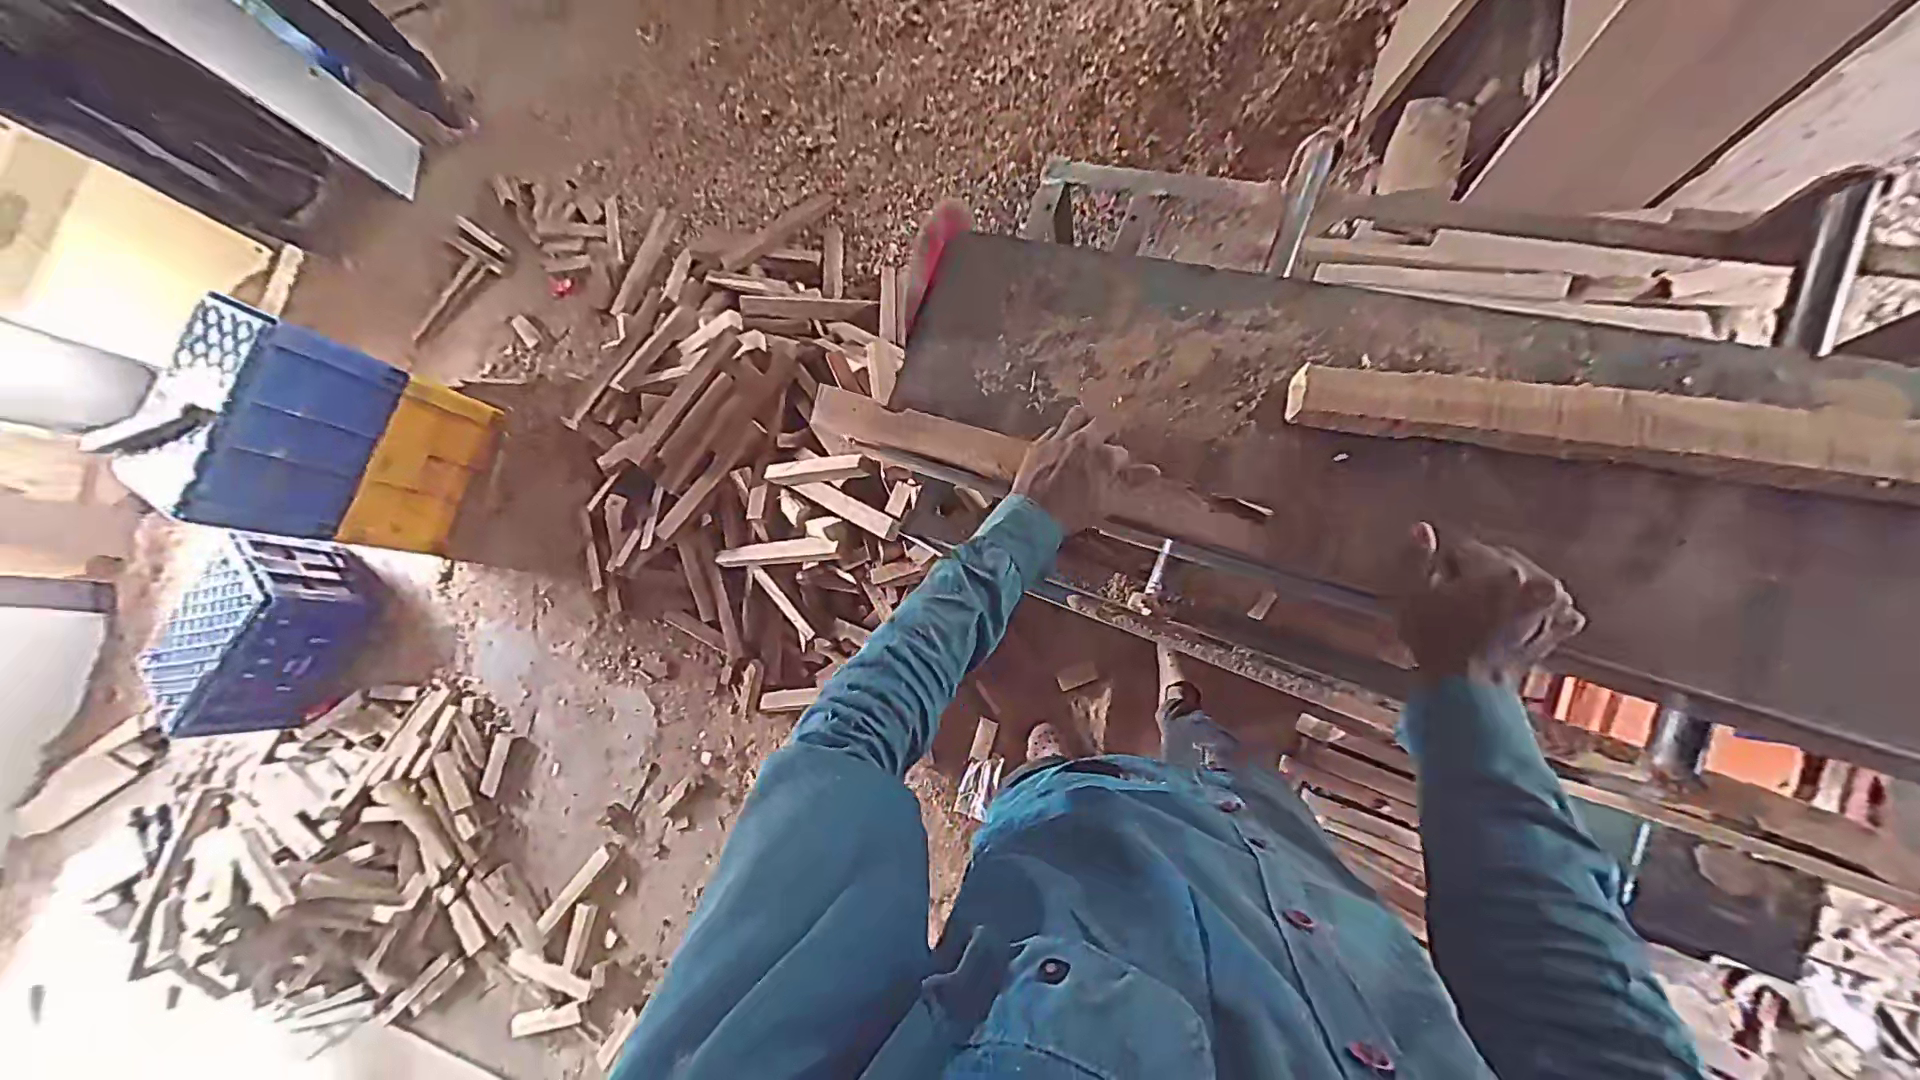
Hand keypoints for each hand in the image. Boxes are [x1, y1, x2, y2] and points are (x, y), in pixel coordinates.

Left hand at [1011, 406, 1157, 534]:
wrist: (1033, 516)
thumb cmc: (1072, 512)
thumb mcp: (1107, 501)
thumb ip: (1130, 481)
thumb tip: (1155, 471)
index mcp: (1104, 456)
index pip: (1121, 452)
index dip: (1120, 462)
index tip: (1116, 470)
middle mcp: (1084, 441)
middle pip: (1104, 423)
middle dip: (1108, 432)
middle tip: (1104, 445)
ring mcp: (1060, 439)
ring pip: (1078, 414)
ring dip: (1085, 421)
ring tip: (1085, 432)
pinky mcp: (1039, 443)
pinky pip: (1054, 429)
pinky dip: (1060, 434)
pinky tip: (1060, 444)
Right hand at [1394, 523, 1584, 688]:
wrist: (1465, 688)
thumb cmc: (1434, 640)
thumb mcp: (1413, 595)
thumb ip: (1419, 558)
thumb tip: (1422, 528)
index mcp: (1500, 570)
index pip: (1466, 548)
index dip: (1445, 565)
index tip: (1434, 586)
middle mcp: (1538, 581)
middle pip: (1498, 560)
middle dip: (1477, 573)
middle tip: (1455, 600)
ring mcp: (1558, 605)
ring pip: (1523, 579)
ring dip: (1505, 588)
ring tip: (1481, 611)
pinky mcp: (1565, 625)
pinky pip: (1548, 601)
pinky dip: (1532, 606)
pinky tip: (1511, 618)